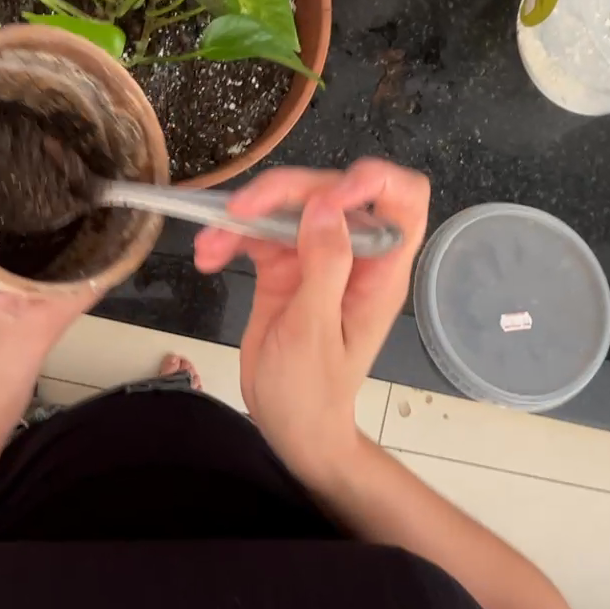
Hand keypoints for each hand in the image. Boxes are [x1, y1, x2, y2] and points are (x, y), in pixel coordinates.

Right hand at [192, 159, 429, 486]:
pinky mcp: (283, 269)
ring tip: (209, 246)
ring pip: (287, 210)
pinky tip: (208, 257)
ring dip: (245, 219)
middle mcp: (352, 256)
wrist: (288, 426)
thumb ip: (324, 267)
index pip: (401, 201)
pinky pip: (258, 237)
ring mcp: (316, 260)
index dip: (372, 182)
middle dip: (283, 194)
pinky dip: (230, 240)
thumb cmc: (311, 392)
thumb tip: (325, 206)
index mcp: (379, 271)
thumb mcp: (314, 332)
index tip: (326, 196)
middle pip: (329, 194)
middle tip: (238, 212)